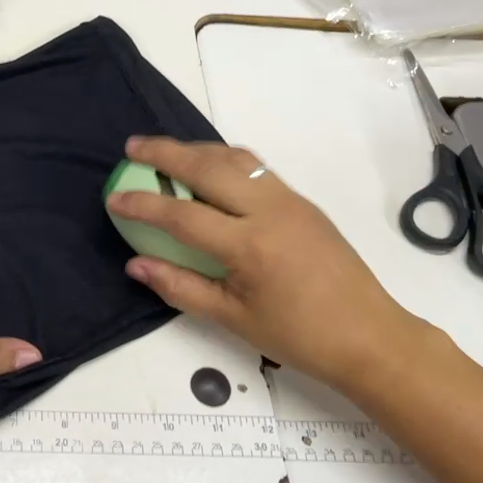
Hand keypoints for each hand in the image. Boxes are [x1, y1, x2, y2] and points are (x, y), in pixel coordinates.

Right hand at [106, 137, 439, 387]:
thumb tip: (136, 264)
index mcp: (250, 245)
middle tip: (131, 146)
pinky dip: (224, 159)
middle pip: (208, 166)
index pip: (182, 215)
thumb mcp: (232, 319)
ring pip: (235, 158)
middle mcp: (270, 210)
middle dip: (165, 152)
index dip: (143, 205)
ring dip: (196, 149)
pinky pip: (255, 168)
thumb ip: (180, 287)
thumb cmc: (299, 336)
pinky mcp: (302, 202)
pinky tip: (208, 168)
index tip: (113, 198)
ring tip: (165, 151)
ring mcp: (290, 200)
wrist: (370, 335)